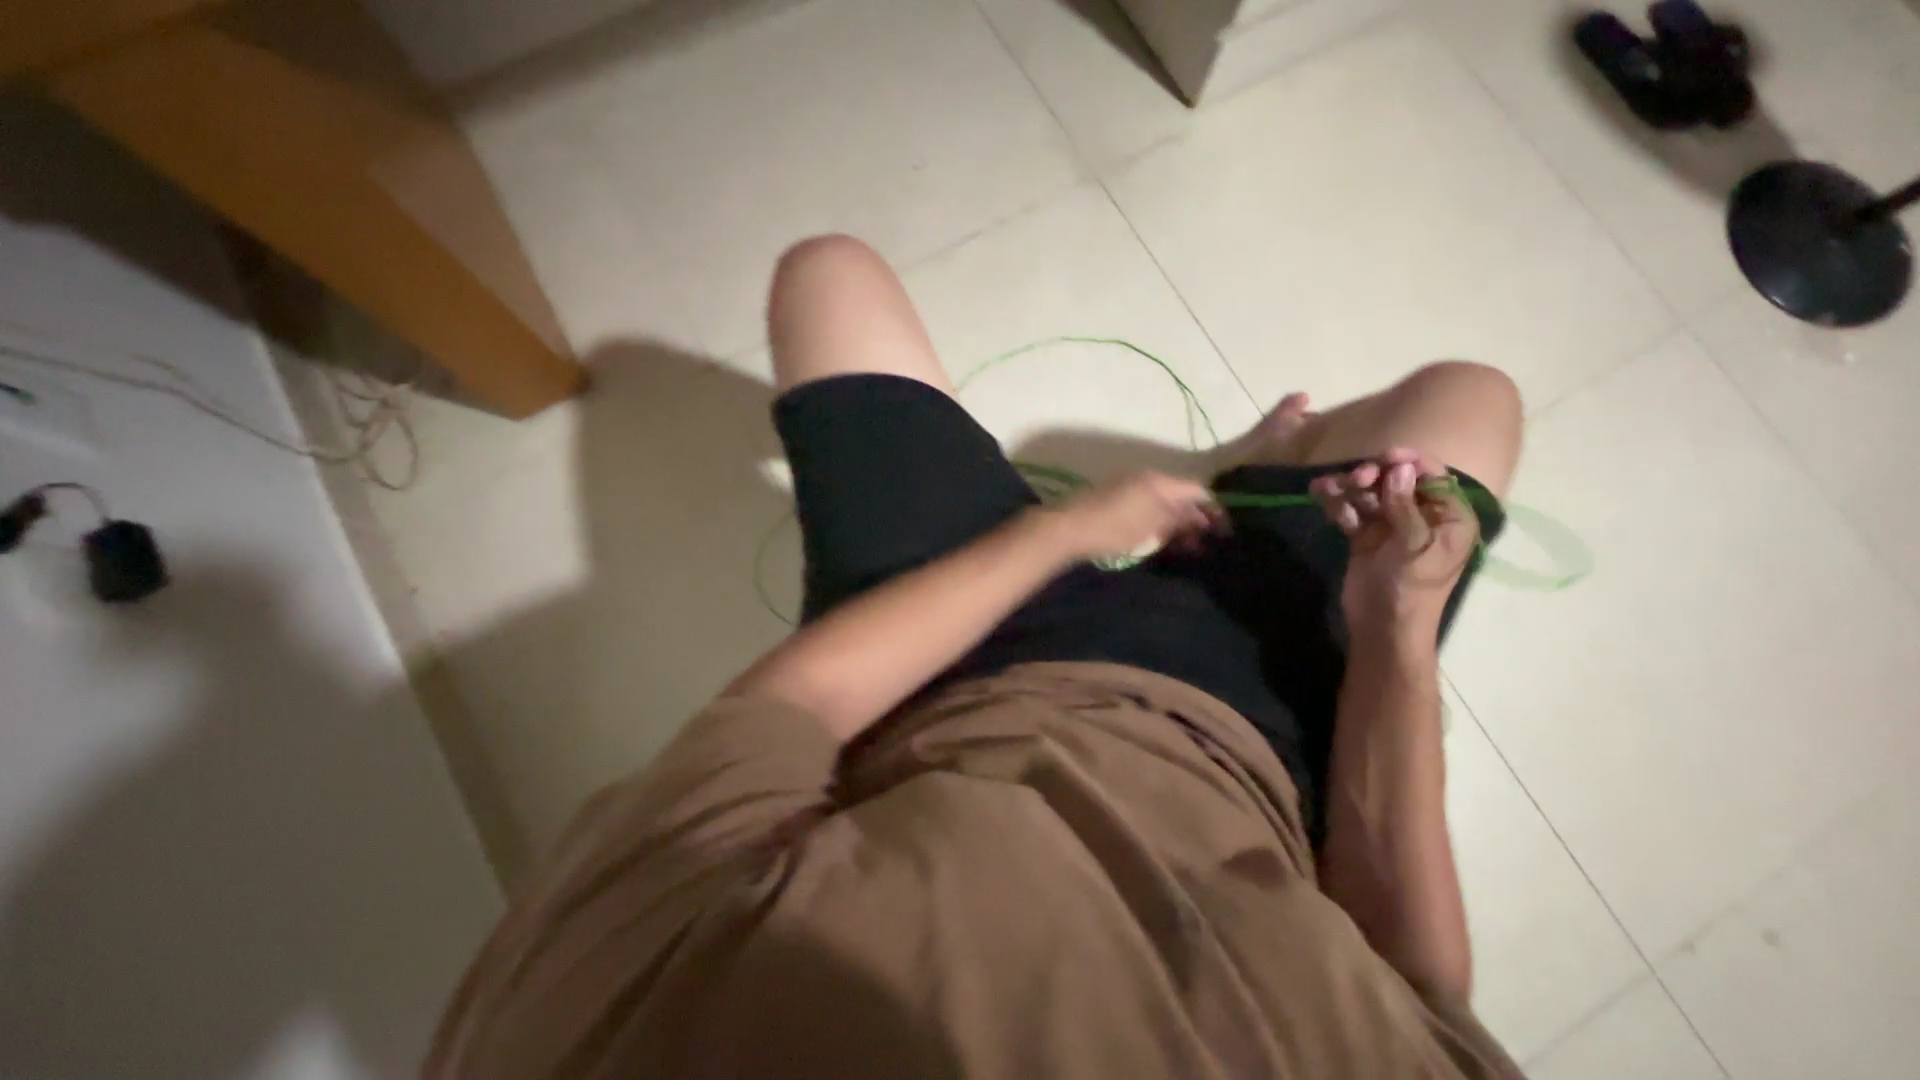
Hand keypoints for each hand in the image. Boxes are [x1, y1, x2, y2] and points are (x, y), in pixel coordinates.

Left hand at [1042, 472, 1221, 561]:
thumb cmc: (1113, 527)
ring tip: (1186, 547)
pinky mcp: (1115, 499)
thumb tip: (1199, 517)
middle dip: (1196, 518)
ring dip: (1177, 522)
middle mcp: (1147, 478)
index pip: (1198, 490)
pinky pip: (1148, 507)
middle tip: (1205, 545)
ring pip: (1164, 503)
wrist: (1067, 527)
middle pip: (1181, 496)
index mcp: (1160, 481)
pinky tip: (1161, 540)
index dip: (1214, 510)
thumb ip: (1179, 520)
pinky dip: (1159, 522)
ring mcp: (1129, 486)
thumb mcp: (1152, 526)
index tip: (1224, 532)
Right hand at [1311, 448, 1477, 646]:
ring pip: (1370, 494)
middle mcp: (1422, 516)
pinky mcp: (1365, 537)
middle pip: (1397, 480)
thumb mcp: (1414, 547)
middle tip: (1356, 478)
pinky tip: (1320, 495)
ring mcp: (1391, 526)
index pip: (1432, 476)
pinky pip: (1351, 511)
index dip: (1409, 462)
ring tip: (1327, 485)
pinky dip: (1337, 503)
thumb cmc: (1410, 590)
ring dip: (1349, 486)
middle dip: (1374, 475)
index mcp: (1449, 518)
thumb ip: (1405, 506)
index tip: (1384, 457)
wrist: (1382, 628)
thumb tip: (1398, 468)